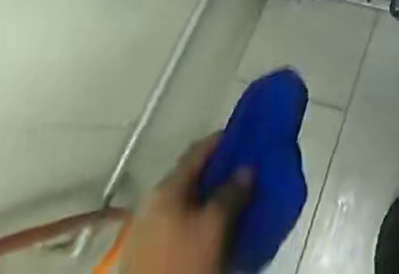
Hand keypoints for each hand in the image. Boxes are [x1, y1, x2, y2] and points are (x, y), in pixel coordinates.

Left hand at [121, 135, 252, 273]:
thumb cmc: (183, 264)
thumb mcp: (214, 227)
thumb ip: (231, 193)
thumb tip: (246, 169)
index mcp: (165, 189)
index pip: (197, 151)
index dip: (223, 140)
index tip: (247, 137)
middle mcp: (153, 202)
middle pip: (193, 176)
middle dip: (221, 173)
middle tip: (250, 172)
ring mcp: (149, 228)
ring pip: (189, 201)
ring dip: (214, 197)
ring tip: (241, 200)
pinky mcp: (151, 251)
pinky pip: (183, 222)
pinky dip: (202, 218)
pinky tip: (221, 227)